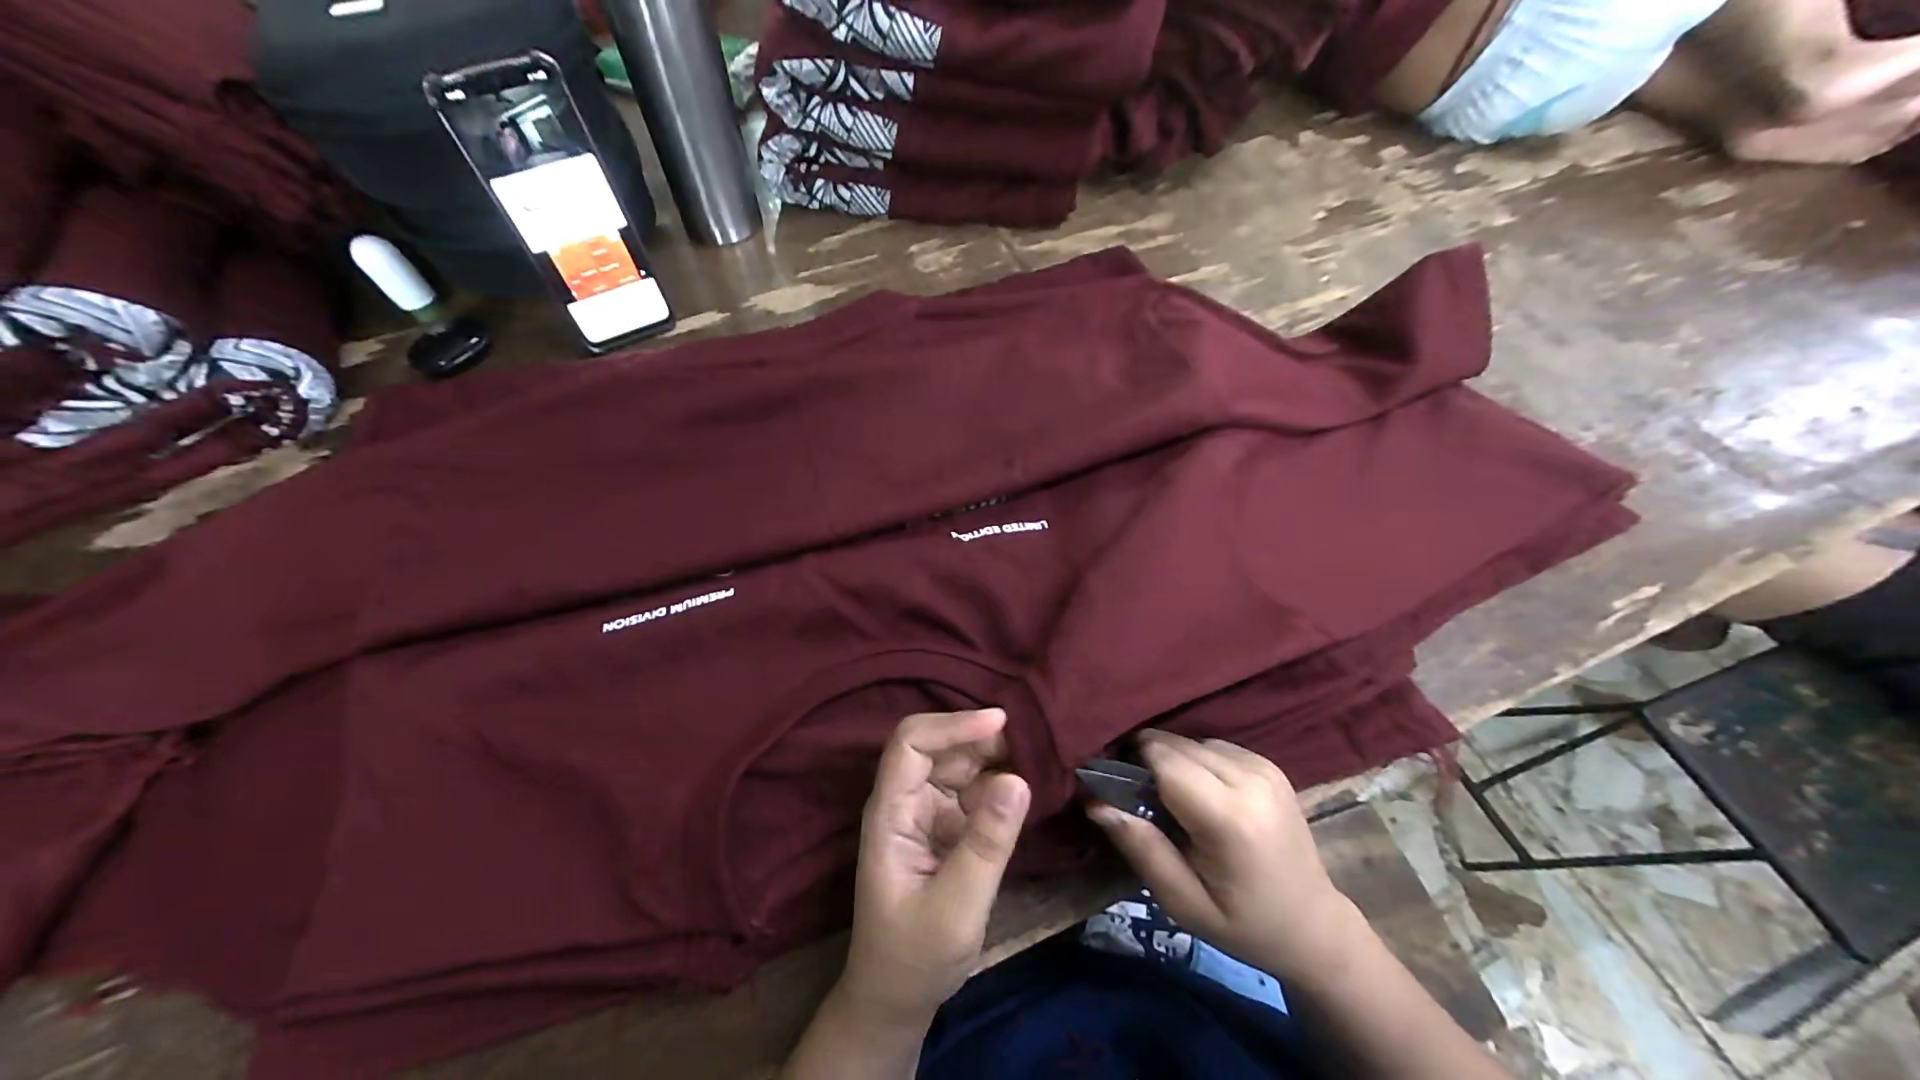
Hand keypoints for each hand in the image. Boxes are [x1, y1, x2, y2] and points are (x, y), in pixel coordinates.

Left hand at [837, 709, 1031, 1026]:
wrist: (898, 997)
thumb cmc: (915, 957)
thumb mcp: (956, 908)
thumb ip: (986, 844)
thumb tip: (1019, 779)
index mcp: (891, 812)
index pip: (911, 743)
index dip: (953, 724)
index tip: (1002, 722)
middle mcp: (907, 802)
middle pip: (940, 747)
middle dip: (984, 739)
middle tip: (1037, 743)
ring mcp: (928, 813)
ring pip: (961, 765)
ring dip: (998, 758)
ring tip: (1042, 758)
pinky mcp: (948, 828)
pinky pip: (975, 792)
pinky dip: (1002, 784)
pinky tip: (1032, 785)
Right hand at [1085, 730, 1358, 977]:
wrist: (1312, 925)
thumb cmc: (1242, 923)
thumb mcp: (1182, 902)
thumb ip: (1141, 847)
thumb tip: (1095, 802)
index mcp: (1230, 818)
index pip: (1164, 760)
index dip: (1134, 769)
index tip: (1120, 794)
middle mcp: (1250, 780)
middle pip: (1175, 744)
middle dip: (1150, 763)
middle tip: (1146, 804)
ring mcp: (1264, 767)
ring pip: (1192, 741)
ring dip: (1173, 762)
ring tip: (1175, 802)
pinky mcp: (1269, 764)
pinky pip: (1213, 745)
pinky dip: (1196, 761)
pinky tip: (1202, 794)